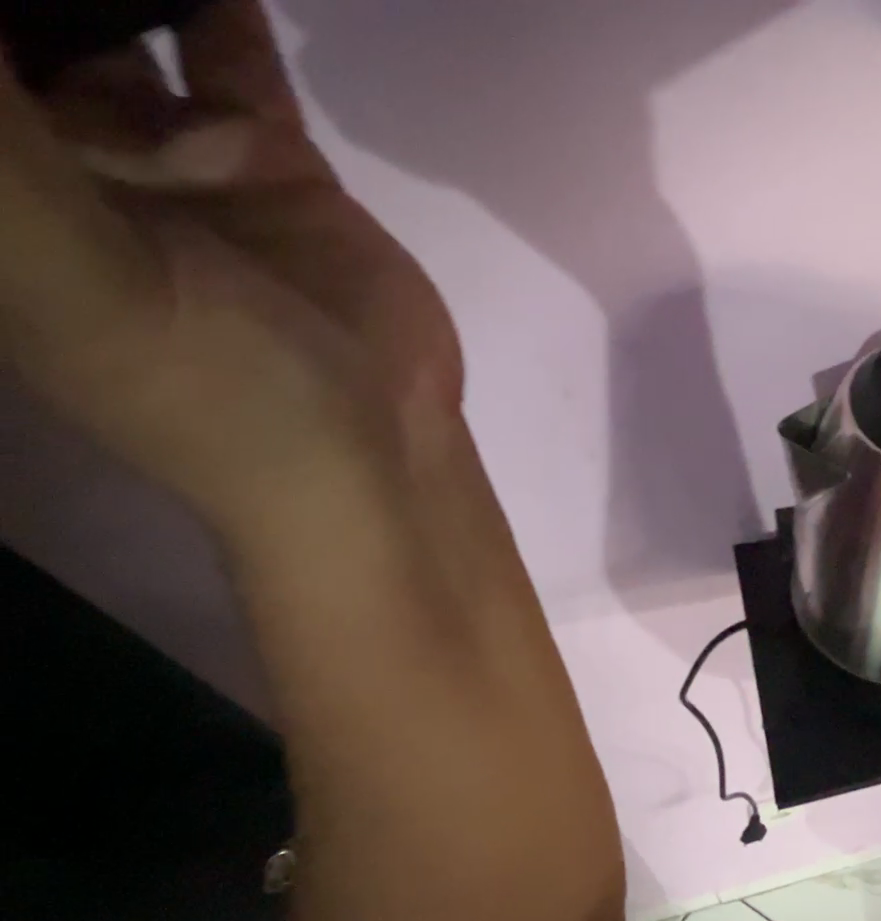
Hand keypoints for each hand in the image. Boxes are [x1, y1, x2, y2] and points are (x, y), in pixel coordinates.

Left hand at [0, 0, 459, 534]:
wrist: (377, 450)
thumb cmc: (217, 392)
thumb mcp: (71, 279)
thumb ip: (1, 154)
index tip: (7, 0)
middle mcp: (56, 169)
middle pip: (12, 37)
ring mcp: (170, 164)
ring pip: (107, 26)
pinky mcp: (270, 168)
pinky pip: (228, 61)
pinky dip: (216, 7)